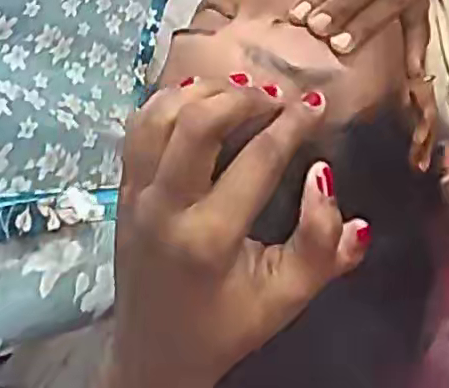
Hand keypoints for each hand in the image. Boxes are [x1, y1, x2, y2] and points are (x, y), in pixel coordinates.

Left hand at [106, 79, 368, 387]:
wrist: (152, 357)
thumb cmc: (226, 323)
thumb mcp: (285, 297)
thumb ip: (321, 244)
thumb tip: (324, 176)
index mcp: (208, 239)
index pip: (258, 159)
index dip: (294, 123)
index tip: (317, 104)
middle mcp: (165, 208)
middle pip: (199, 123)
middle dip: (246, 97)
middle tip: (278, 97)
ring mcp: (136, 194)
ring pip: (163, 114)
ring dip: (207, 91)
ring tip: (243, 91)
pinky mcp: (123, 187)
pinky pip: (140, 124)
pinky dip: (171, 98)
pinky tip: (202, 98)